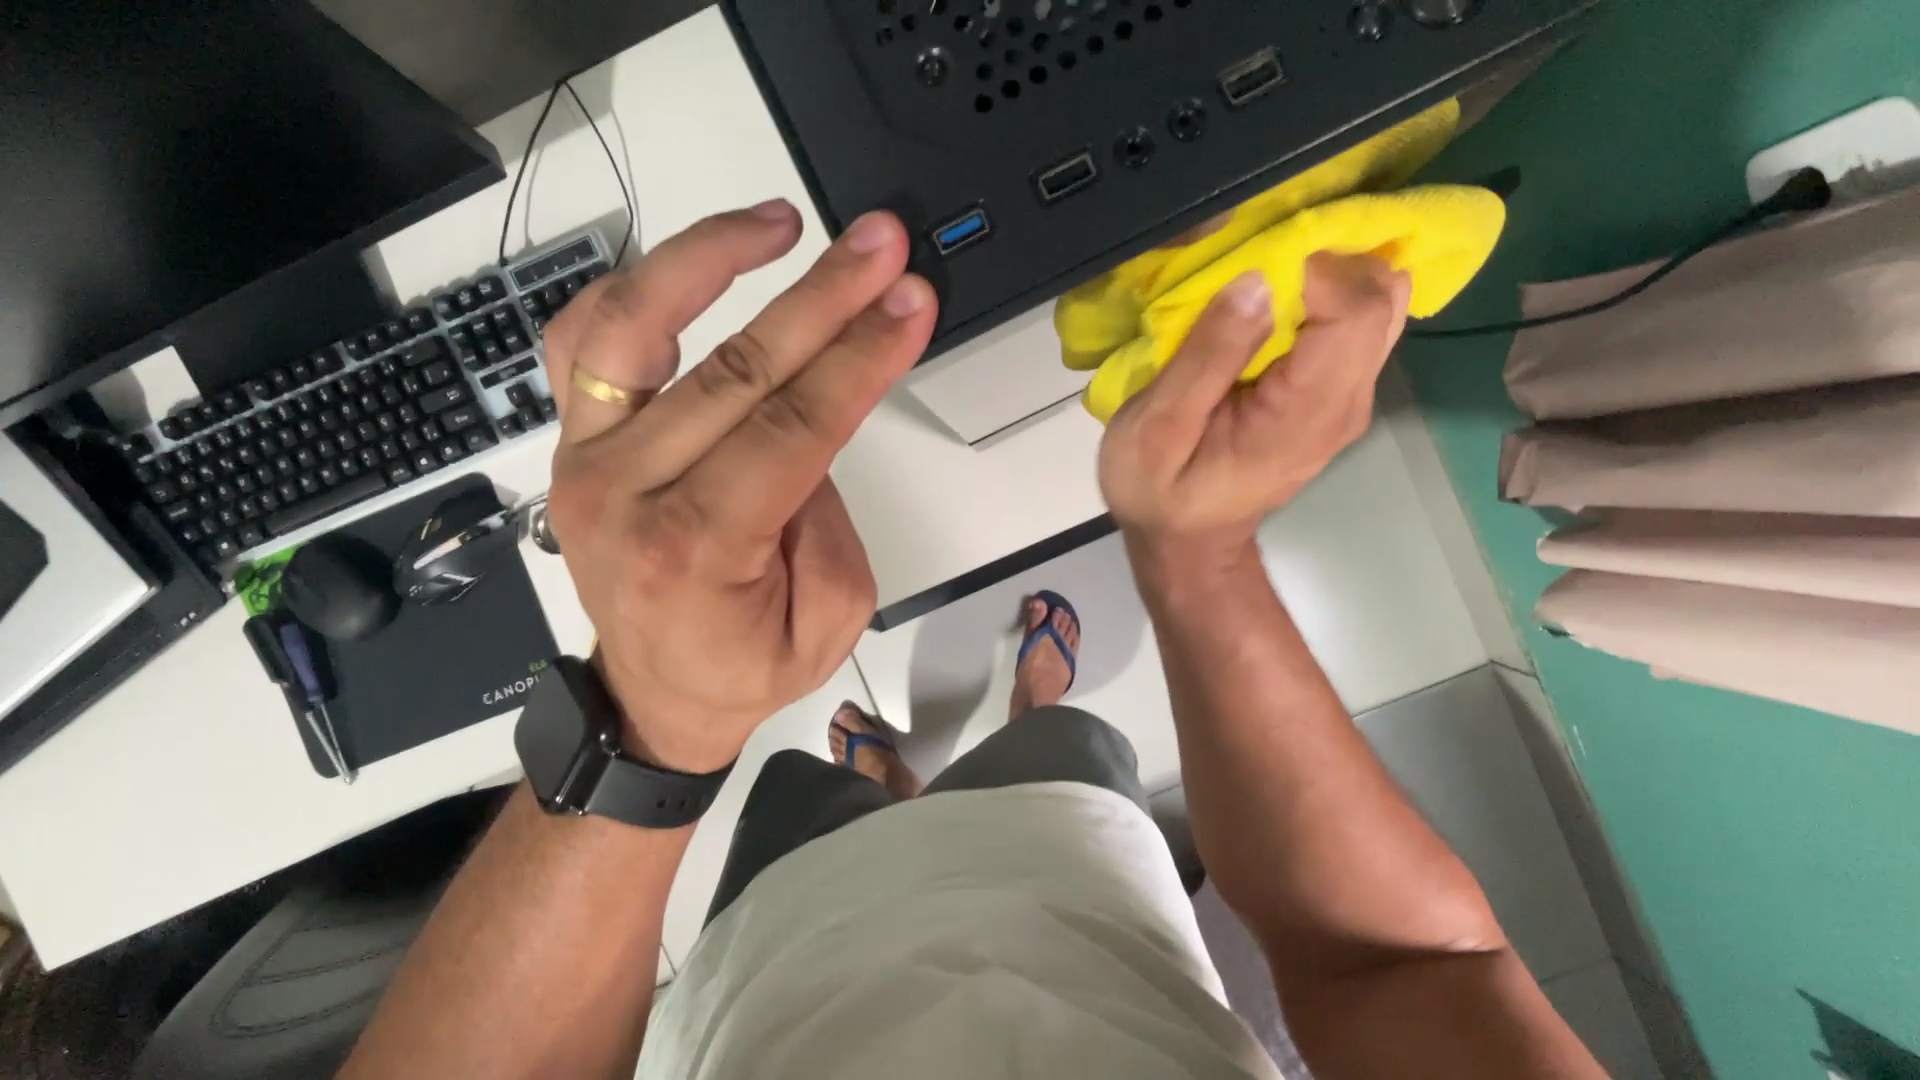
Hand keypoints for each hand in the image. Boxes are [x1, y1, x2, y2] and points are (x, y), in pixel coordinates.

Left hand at [541, 202, 936, 772]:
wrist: (651, 696)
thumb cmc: (742, 669)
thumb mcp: (826, 623)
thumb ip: (825, 520)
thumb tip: (814, 421)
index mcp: (696, 549)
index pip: (791, 429)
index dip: (859, 358)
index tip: (910, 301)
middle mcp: (625, 491)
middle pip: (734, 369)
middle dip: (822, 299)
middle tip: (880, 243)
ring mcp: (586, 458)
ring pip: (635, 327)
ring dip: (709, 259)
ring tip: (777, 219)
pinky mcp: (573, 441)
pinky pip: (582, 343)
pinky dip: (631, 289)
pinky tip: (688, 265)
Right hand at [1099, 254, 1410, 566]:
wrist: (1187, 542)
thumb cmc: (1161, 491)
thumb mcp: (1158, 429)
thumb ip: (1207, 355)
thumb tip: (1258, 281)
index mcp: (1304, 411)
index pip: (1355, 311)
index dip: (1317, 266)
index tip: (1257, 262)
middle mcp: (1346, 402)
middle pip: (1381, 299)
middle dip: (1330, 259)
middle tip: (1264, 258)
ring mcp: (1348, 400)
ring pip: (1379, 307)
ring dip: (1331, 275)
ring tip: (1268, 275)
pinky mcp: (1337, 396)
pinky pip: (1357, 326)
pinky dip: (1329, 298)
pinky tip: (1278, 302)